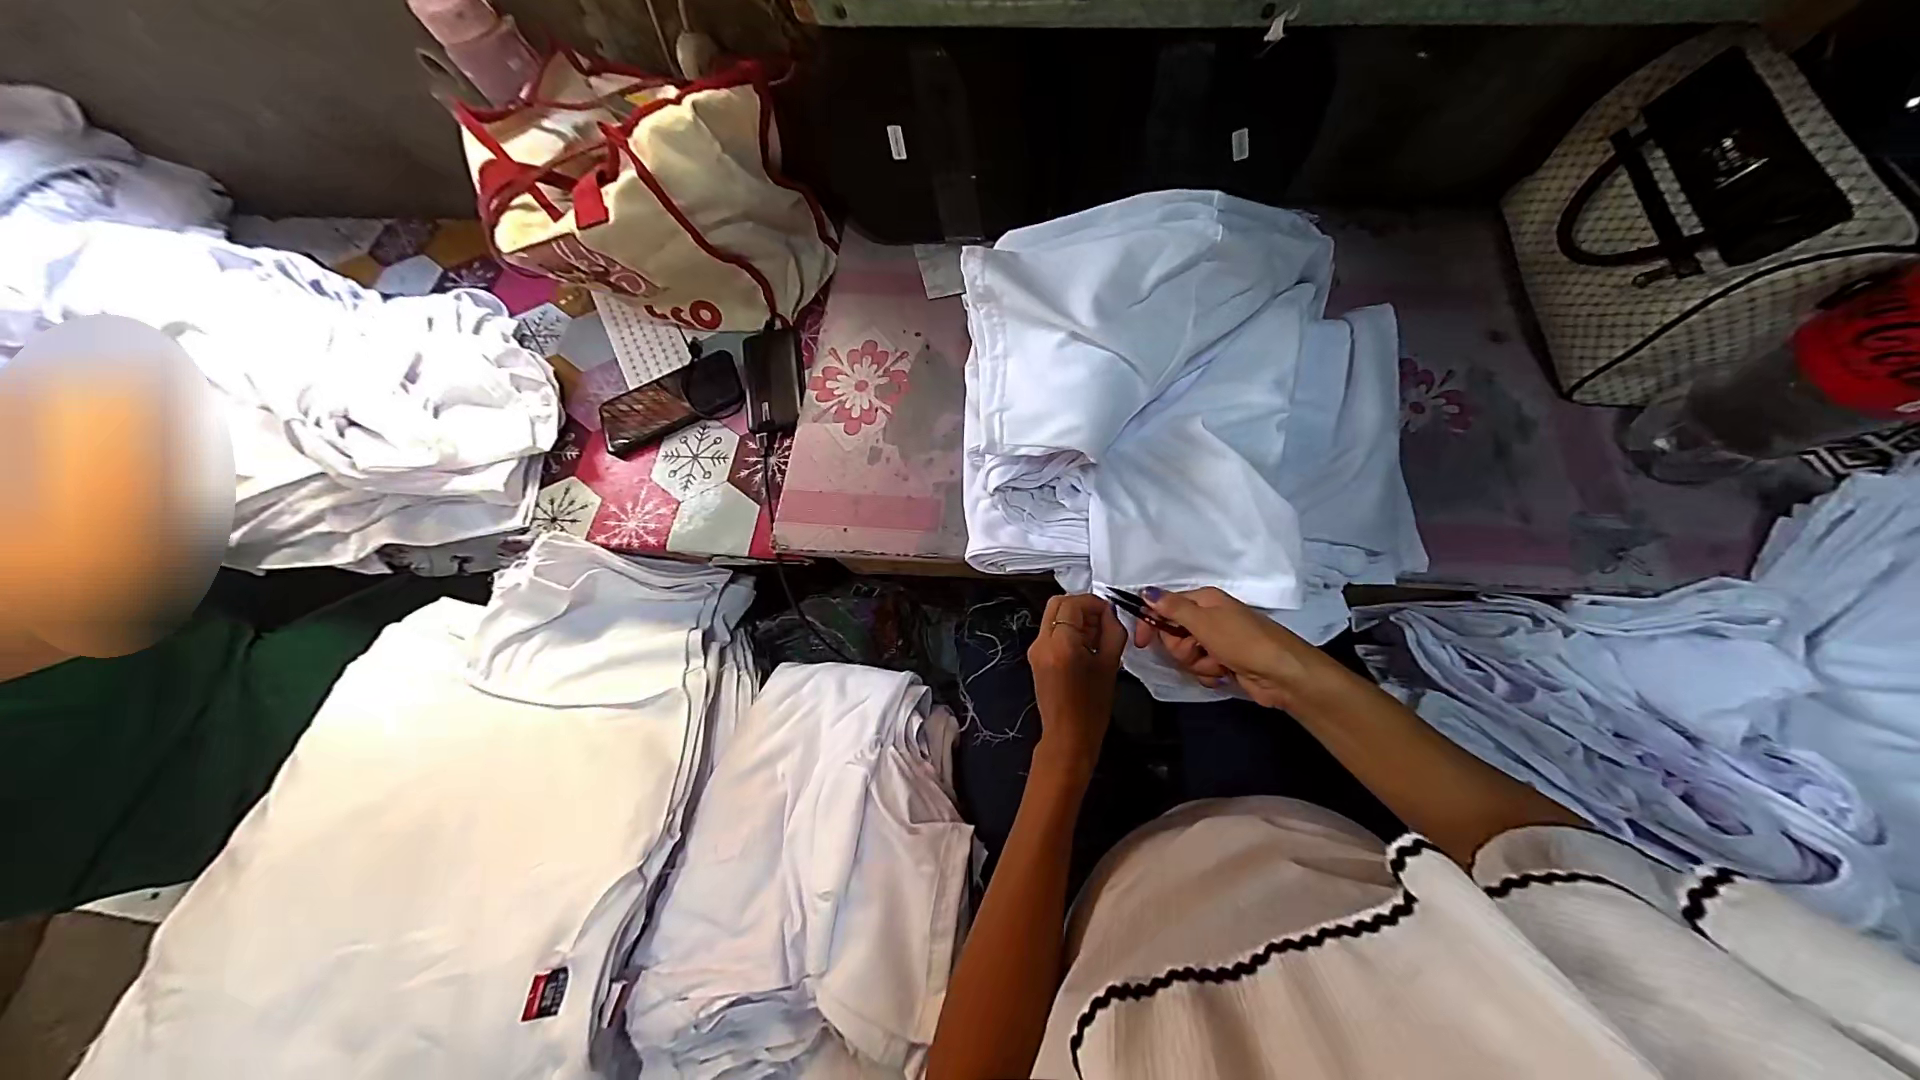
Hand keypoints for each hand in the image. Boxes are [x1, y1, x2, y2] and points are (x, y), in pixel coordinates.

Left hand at [1028, 593, 1126, 774]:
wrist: (1068, 736)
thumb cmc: (1093, 705)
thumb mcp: (1110, 665)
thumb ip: (1113, 631)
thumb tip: (1109, 613)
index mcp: (1061, 643)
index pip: (1073, 603)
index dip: (1093, 603)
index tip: (1110, 614)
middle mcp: (1042, 641)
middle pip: (1057, 604)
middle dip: (1082, 606)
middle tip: (1102, 622)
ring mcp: (1035, 649)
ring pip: (1053, 616)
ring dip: (1074, 618)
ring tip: (1096, 637)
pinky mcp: (1035, 657)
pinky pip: (1051, 631)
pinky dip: (1067, 630)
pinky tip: (1084, 647)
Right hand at [1130, 587, 1321, 709]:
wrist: (1283, 674)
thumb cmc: (1243, 641)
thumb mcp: (1204, 621)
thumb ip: (1172, 607)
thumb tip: (1146, 591)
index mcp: (1204, 600)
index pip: (1164, 606)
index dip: (1150, 623)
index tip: (1142, 642)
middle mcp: (1209, 617)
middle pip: (1172, 634)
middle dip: (1181, 648)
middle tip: (1199, 649)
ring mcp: (1216, 641)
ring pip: (1185, 654)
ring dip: (1198, 663)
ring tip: (1218, 663)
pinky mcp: (1223, 662)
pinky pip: (1200, 669)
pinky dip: (1209, 674)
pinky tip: (1224, 674)